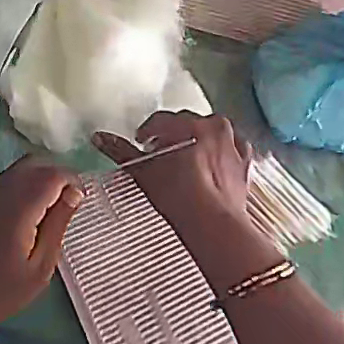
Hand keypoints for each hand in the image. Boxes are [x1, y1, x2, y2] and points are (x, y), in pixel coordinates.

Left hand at [0, 157, 82, 343]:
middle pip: (33, 163)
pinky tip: (29, 210)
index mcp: (17, 209)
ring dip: (38, 177)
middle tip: (69, 199)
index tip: (80, 199)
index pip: (51, 175)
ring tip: (51, 206)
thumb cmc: (0, 291)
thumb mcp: (39, 268)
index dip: (71, 180)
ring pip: (17, 168)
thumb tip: (74, 193)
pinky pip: (4, 180)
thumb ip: (57, 225)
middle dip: (56, 174)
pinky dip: (22, 184)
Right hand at [94, 111, 248, 225]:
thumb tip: (98, 136)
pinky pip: (232, 146)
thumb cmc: (176, 196)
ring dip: (196, 139)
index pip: (160, 120)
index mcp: (186, 123)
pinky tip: (211, 163)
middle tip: (161, 154)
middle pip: (185, 123)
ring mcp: (232, 142)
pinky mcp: (245, 160)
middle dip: (172, 135)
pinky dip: (220, 150)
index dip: (147, 132)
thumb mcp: (143, 171)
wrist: (213, 223)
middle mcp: (212, 125)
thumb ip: (120, 150)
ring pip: (210, 131)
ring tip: (185, 160)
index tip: (142, 144)